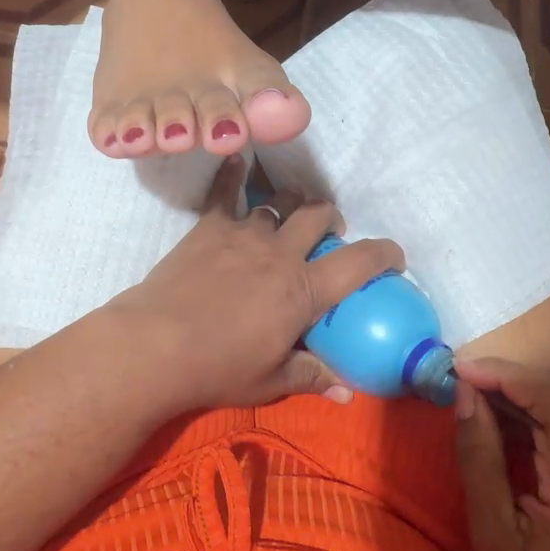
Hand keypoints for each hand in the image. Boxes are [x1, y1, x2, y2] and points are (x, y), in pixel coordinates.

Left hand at [106, 155, 403, 411]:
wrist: (156, 344)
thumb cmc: (217, 368)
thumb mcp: (271, 381)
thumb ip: (311, 377)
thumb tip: (344, 392)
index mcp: (304, 291)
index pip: (359, 262)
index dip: (384, 253)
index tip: (393, 255)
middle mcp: (280, 252)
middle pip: (317, 215)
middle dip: (330, 217)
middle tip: (328, 231)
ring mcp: (244, 234)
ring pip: (278, 202)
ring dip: (289, 203)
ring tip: (287, 211)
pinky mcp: (209, 226)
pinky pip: (225, 190)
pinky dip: (233, 172)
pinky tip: (236, 158)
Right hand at [453, 358, 549, 550]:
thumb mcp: (496, 535)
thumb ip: (481, 459)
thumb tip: (465, 394)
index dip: (506, 373)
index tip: (460, 370)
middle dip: (508, 383)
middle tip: (458, 383)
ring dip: (518, 402)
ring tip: (470, 400)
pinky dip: (533, 425)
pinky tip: (499, 429)